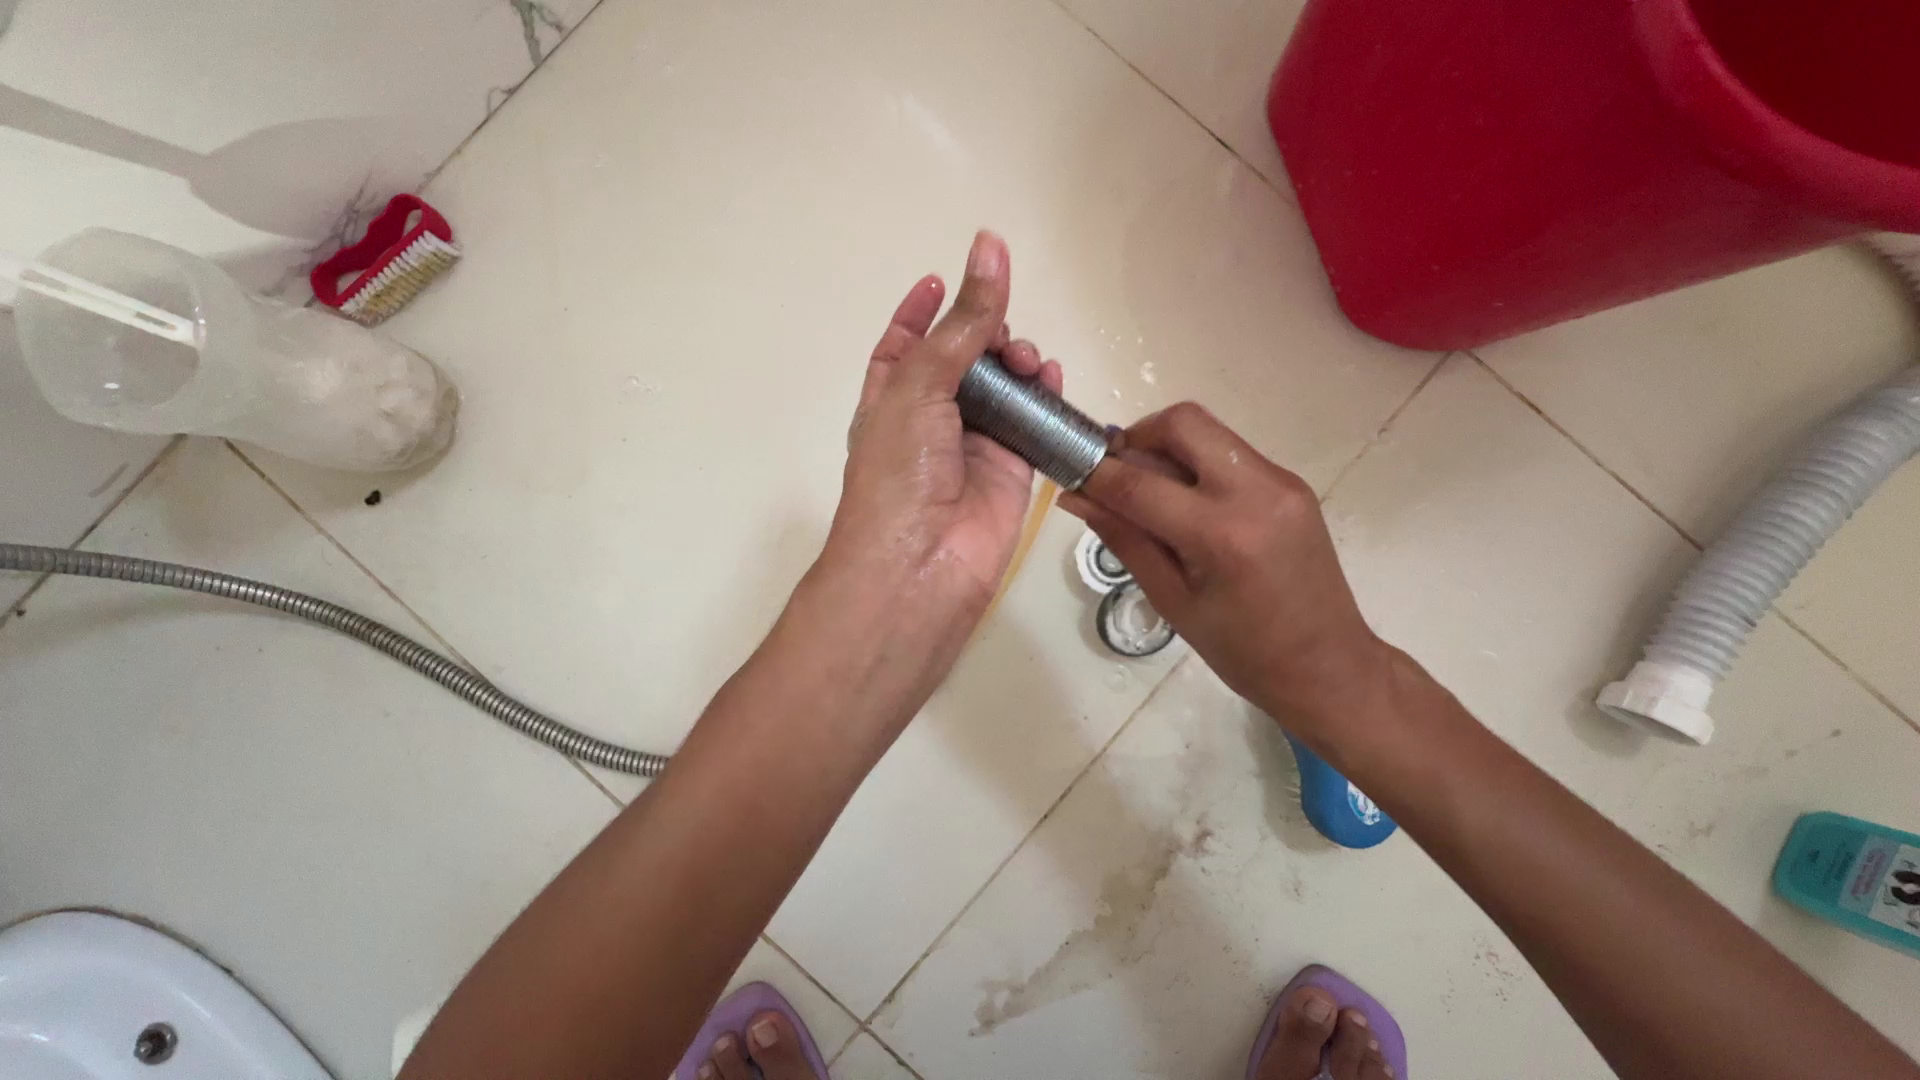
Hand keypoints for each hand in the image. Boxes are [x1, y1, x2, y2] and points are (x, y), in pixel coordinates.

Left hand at [810, 230, 1061, 667]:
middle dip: (983, 332)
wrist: (921, 563)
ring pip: (1004, 387)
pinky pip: (1033, 421)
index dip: (920, 312)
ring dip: (1017, 362)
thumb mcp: (920, 383)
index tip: (939, 280)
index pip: (903, 344)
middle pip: (964, 358)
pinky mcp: (1013, 469)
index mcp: (891, 397)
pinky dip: (1044, 395)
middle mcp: (932, 418)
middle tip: (1001, 334)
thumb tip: (988, 245)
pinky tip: (1050, 376)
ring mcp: (974, 444)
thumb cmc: (901, 470)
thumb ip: (963, 320)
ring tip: (1026, 361)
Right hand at [1060, 403, 1390, 741]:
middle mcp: (1257, 492)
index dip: (1095, 472)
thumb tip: (1076, 497)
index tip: (1068, 470)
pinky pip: (1230, 454)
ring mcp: (1281, 482)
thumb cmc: (1242, 650)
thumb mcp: (1171, 600)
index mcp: (1222, 535)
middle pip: (1183, 422)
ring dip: (1166, 449)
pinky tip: (1184, 504)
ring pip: (1208, 432)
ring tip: (1146, 492)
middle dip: (1136, 436)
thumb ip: (1124, 539)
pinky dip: (1195, 465)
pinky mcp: (1291, 483)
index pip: (1139, 482)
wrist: (1327, 665)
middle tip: (1115, 472)